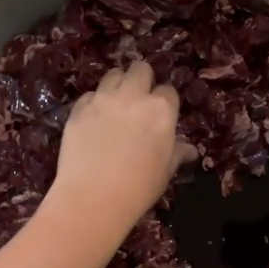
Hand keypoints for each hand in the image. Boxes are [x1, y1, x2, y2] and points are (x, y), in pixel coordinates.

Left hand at [49, 61, 192, 227]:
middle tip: (138, 100)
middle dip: (142, 80)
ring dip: (117, 85)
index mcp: (161, 110)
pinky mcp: (79, 109)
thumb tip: (189, 150)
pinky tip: (94, 121)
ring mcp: (103, 100)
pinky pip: (90, 95)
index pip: (168, 91)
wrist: (93, 197)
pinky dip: (94, 103)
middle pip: (140, 69)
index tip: (160, 115)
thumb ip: (176, 153)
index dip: (164, 102)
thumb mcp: (165, 171)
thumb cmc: (139, 187)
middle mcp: (134, 96)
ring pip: (113, 75)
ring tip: (115, 105)